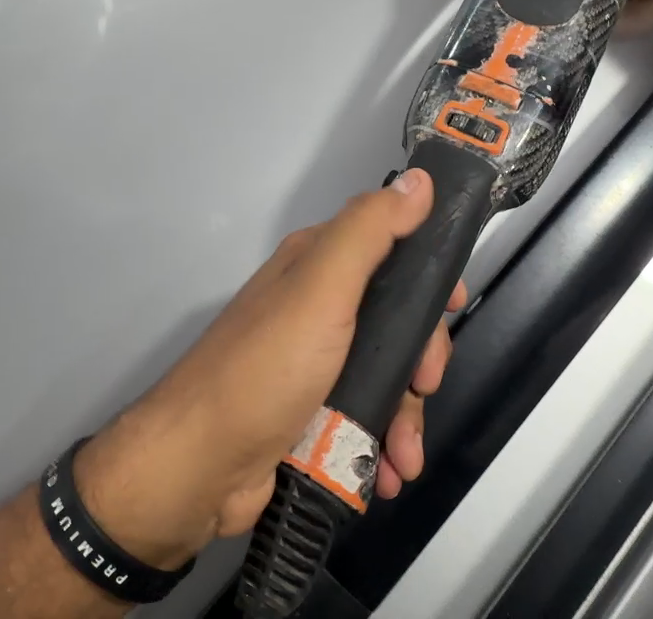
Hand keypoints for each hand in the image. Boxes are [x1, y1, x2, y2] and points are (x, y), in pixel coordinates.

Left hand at [72, 168, 463, 567]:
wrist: (199, 465)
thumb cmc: (266, 367)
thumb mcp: (321, 287)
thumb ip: (370, 231)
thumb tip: (418, 181)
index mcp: (318, 266)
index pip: (390, 248)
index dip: (427, 272)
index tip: (453, 304)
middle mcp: (318, 308)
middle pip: (396, 319)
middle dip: (422, 356)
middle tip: (425, 385)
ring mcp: (316, 364)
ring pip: (386, 375)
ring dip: (407, 414)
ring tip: (406, 453)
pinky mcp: (314, 414)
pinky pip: (366, 419)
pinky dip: (383, 443)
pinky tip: (389, 471)